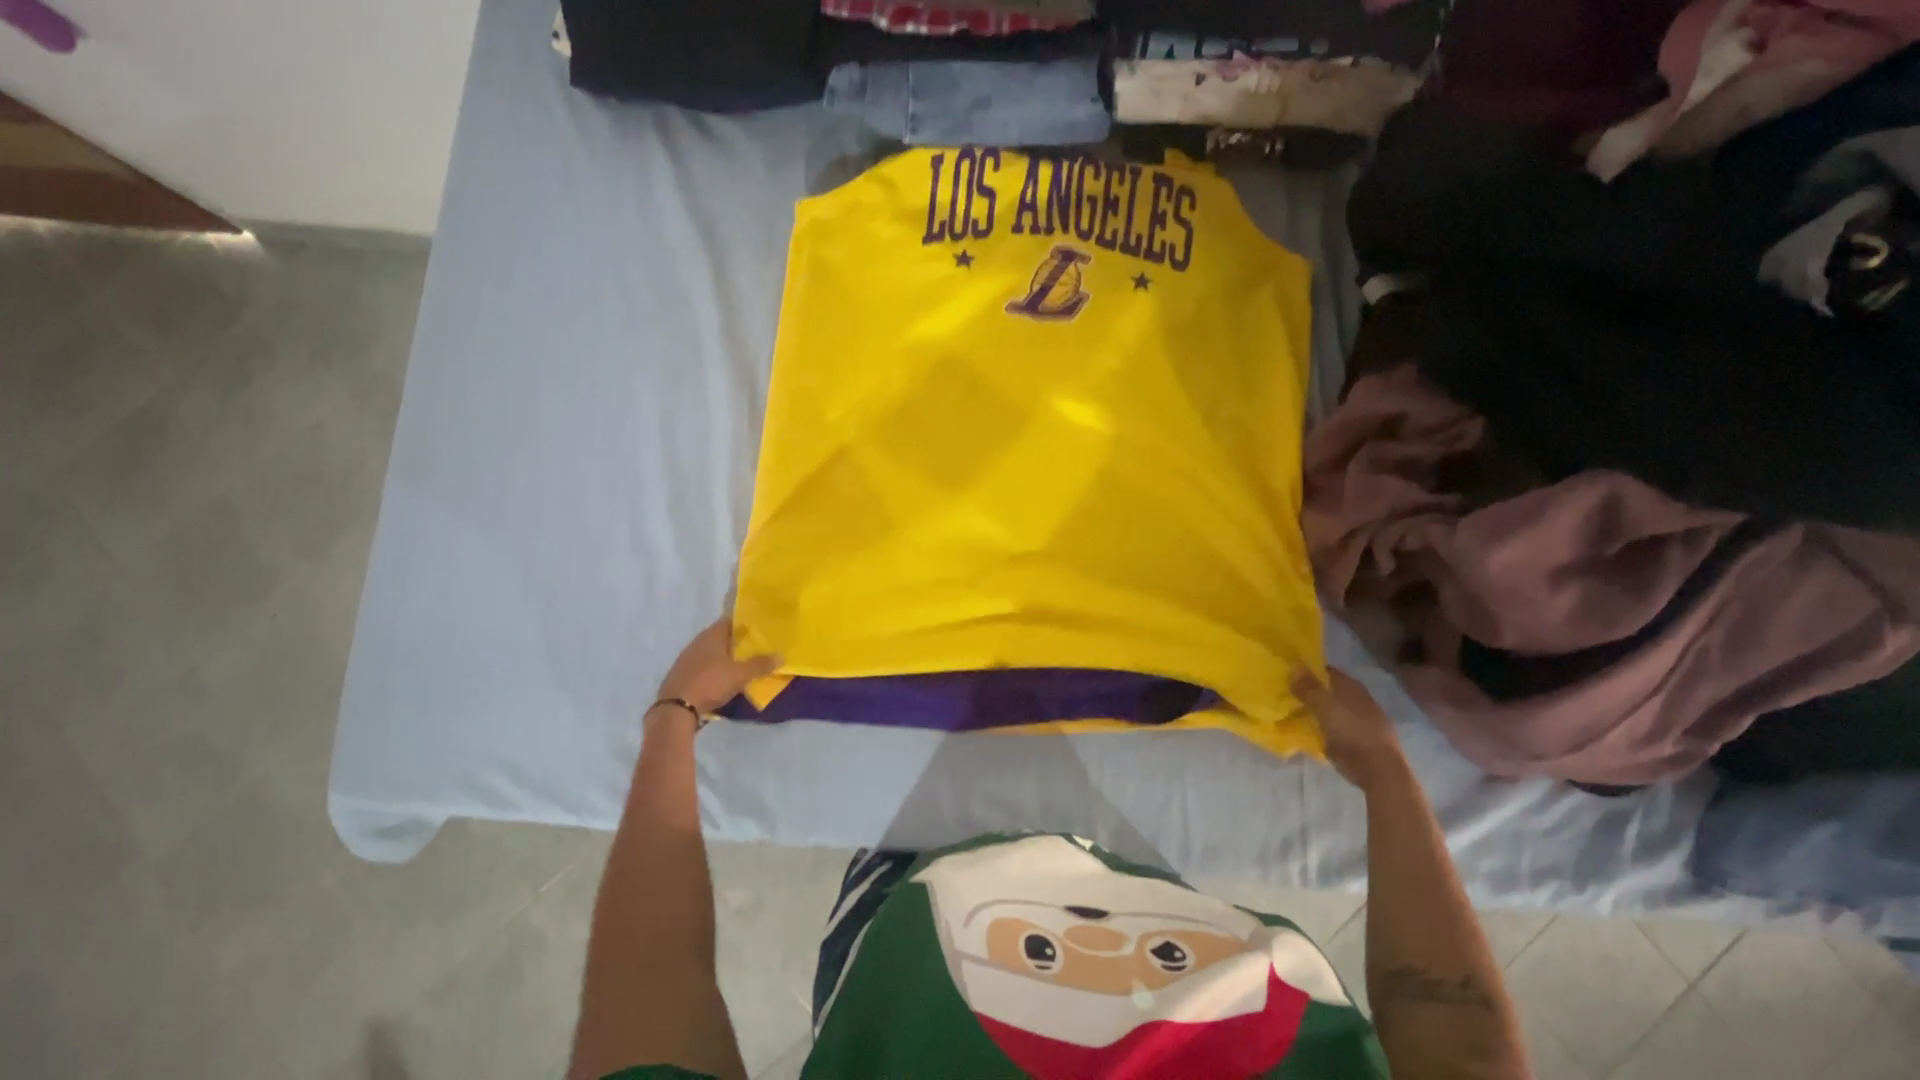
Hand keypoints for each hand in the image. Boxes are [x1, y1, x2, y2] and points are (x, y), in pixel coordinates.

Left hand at [655, 618, 779, 714]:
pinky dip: (714, 670)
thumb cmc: (710, 683)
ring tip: (742, 664)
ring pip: (711, 653)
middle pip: (720, 638)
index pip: (729, 621)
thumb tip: (781, 655)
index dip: (744, 624)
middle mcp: (697, 643)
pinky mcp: (682, 675)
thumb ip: (760, 665)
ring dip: (724, 658)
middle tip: (755, 648)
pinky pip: (703, 667)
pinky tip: (723, 679)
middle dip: (736, 642)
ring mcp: (687, 659)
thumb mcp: (740, 675)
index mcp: (711, 636)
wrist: (676, 708)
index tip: (759, 629)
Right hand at [1292, 668, 1408, 793]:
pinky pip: (1332, 729)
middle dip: (1309, 693)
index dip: (1308, 671)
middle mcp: (1357, 700)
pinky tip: (1307, 733)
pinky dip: (1321, 729)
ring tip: (1291, 714)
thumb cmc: (1352, 731)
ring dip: (1314, 712)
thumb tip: (1294, 666)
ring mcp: (1358, 721)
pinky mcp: (1356, 740)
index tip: (1287, 675)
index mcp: (1352, 687)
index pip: (1327, 671)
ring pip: (1330, 711)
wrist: (1378, 768)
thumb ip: (1309, 688)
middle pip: (1328, 692)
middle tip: (1284, 696)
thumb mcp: (1325, 707)